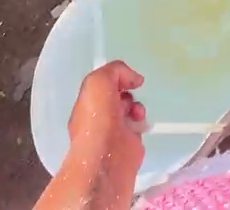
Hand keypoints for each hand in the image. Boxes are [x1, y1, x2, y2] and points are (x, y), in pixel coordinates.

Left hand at [66, 61, 147, 175]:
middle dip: (127, 90)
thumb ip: (115, 70)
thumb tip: (134, 79)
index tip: (125, 78)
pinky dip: (143, 121)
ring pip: (130, 108)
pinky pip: (139, 125)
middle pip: (117, 95)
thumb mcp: (99, 81)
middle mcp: (98, 117)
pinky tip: (140, 123)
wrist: (106, 158)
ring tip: (136, 111)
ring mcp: (113, 131)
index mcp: (86, 104)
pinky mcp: (129, 143)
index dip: (115, 77)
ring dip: (136, 105)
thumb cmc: (97, 119)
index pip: (101, 85)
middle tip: (130, 93)